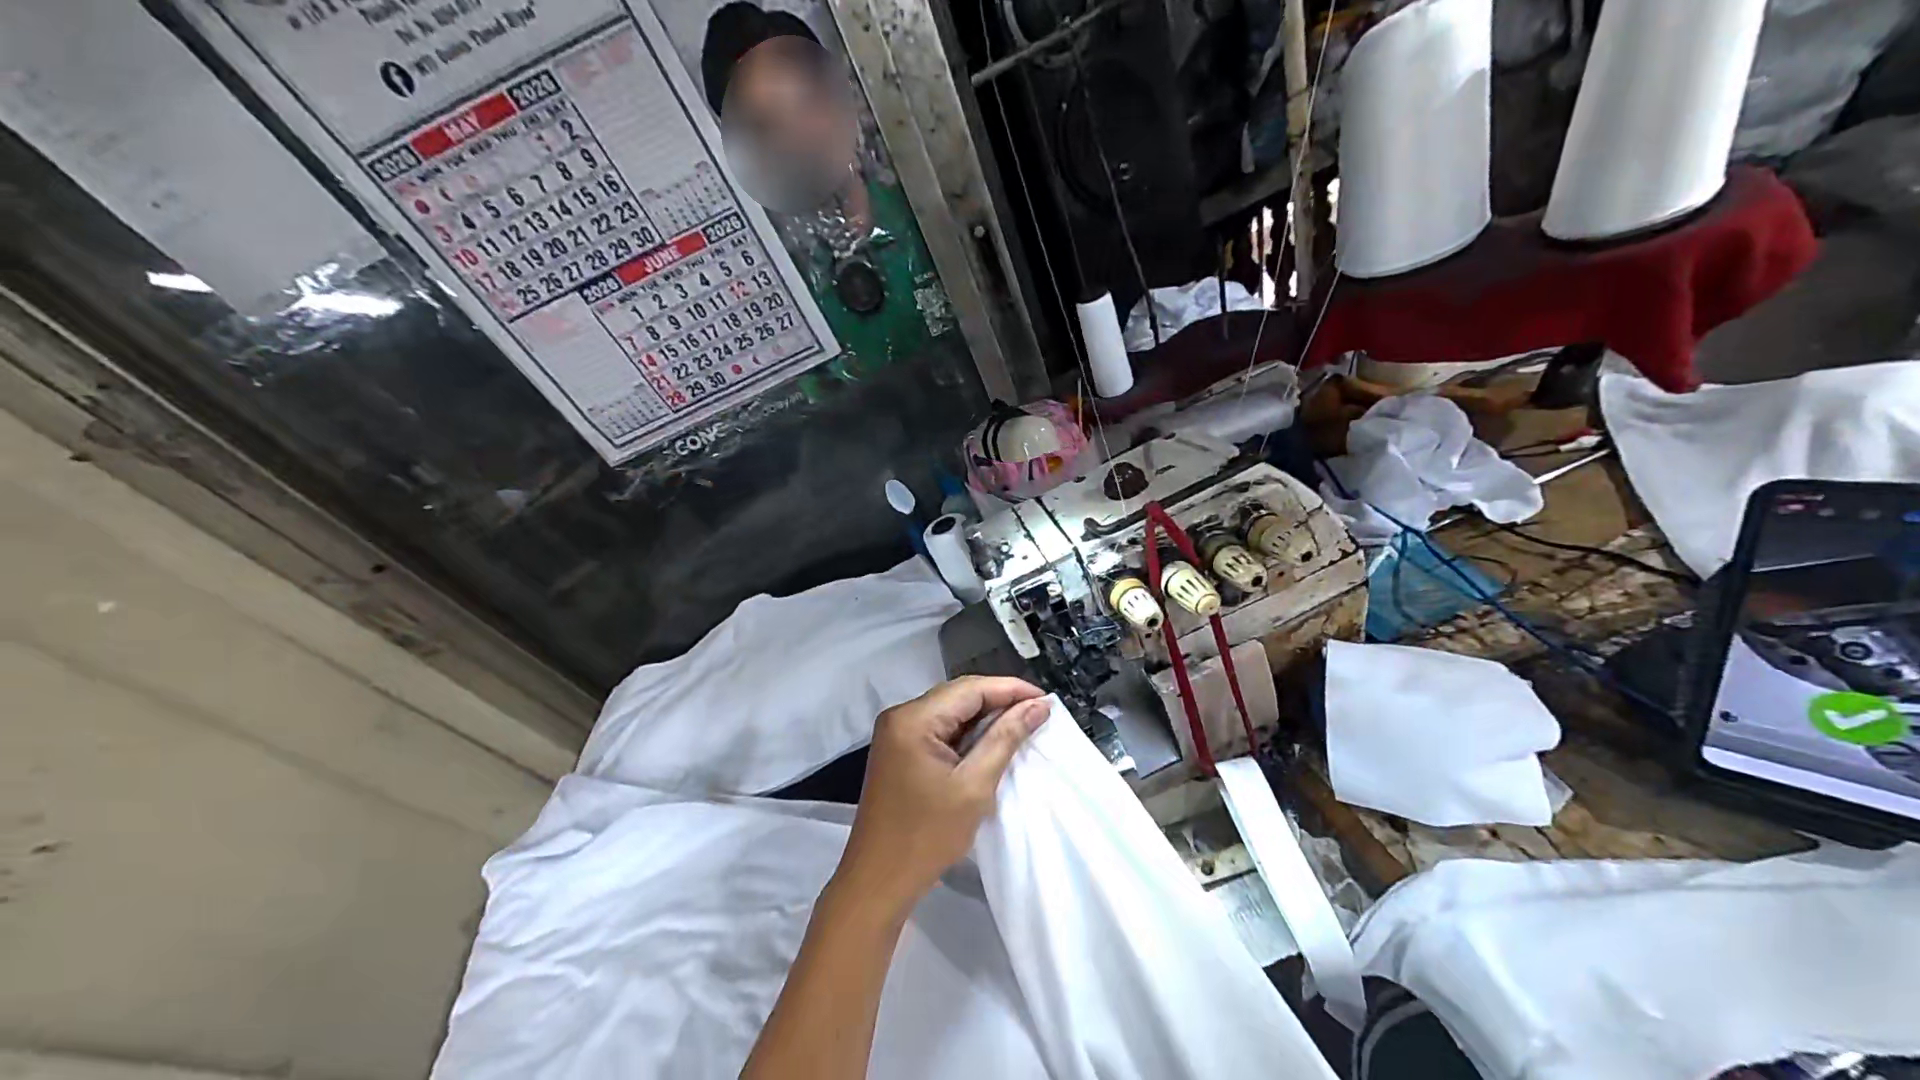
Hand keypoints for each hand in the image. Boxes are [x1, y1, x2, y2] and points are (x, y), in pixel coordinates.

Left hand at [832, 676, 1051, 916]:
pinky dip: (966, 733)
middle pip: (958, 695)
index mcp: (913, 718)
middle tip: (1038, 712)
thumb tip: (1036, 706)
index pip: (969, 688)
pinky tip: (990, 741)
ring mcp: (896, 732)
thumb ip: (1006, 739)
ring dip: (984, 717)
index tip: (1045, 699)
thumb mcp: (974, 786)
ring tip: (1022, 724)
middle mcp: (900, 715)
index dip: (1010, 689)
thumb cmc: (927, 835)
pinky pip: (939, 728)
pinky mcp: (898, 749)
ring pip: (949, 710)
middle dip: (999, 700)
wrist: (878, 879)